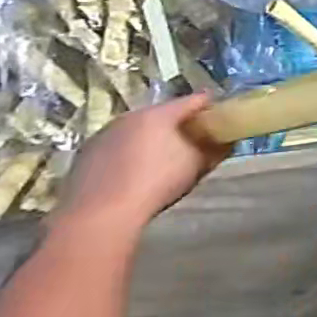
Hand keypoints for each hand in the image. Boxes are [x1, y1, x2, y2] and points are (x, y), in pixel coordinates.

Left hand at [53, 93, 228, 234]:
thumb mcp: (197, 166)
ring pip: (138, 129)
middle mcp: (130, 115)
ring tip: (164, 160)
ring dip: (154, 138)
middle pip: (164, 113)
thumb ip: (217, 149)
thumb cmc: (156, 183)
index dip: (213, 108)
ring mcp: (105, 133)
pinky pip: (118, 145)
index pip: (195, 100)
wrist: (99, 215)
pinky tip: (134, 174)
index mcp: (160, 113)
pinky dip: (130, 153)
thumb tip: (229, 140)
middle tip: (195, 142)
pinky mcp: (86, 153)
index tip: (223, 120)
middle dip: (181, 125)